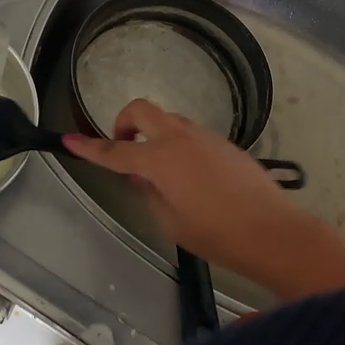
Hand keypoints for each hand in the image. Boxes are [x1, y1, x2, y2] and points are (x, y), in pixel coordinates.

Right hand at [65, 99, 344, 299]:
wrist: (275, 233)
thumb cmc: (218, 234)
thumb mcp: (172, 221)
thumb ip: (150, 192)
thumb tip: (144, 176)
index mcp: (160, 159)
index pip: (114, 151)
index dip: (89, 147)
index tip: (69, 140)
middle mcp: (180, 139)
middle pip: (142, 110)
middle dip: (125, 122)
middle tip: (124, 147)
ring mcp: (205, 137)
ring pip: (169, 121)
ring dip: (155, 135)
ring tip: (161, 172)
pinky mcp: (225, 145)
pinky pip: (192, 135)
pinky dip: (179, 146)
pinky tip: (191, 178)